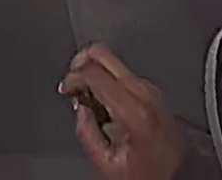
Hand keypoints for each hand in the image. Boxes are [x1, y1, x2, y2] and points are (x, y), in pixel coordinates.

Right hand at [59, 43, 185, 179]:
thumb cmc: (153, 177)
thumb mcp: (109, 166)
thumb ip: (87, 134)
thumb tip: (80, 108)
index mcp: (134, 111)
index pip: (93, 72)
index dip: (73, 77)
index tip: (66, 87)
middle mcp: (144, 92)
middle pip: (102, 53)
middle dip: (80, 62)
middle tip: (72, 80)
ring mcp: (152, 89)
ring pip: (113, 61)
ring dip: (95, 72)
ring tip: (90, 98)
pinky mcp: (154, 91)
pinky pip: (124, 74)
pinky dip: (108, 80)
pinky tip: (106, 102)